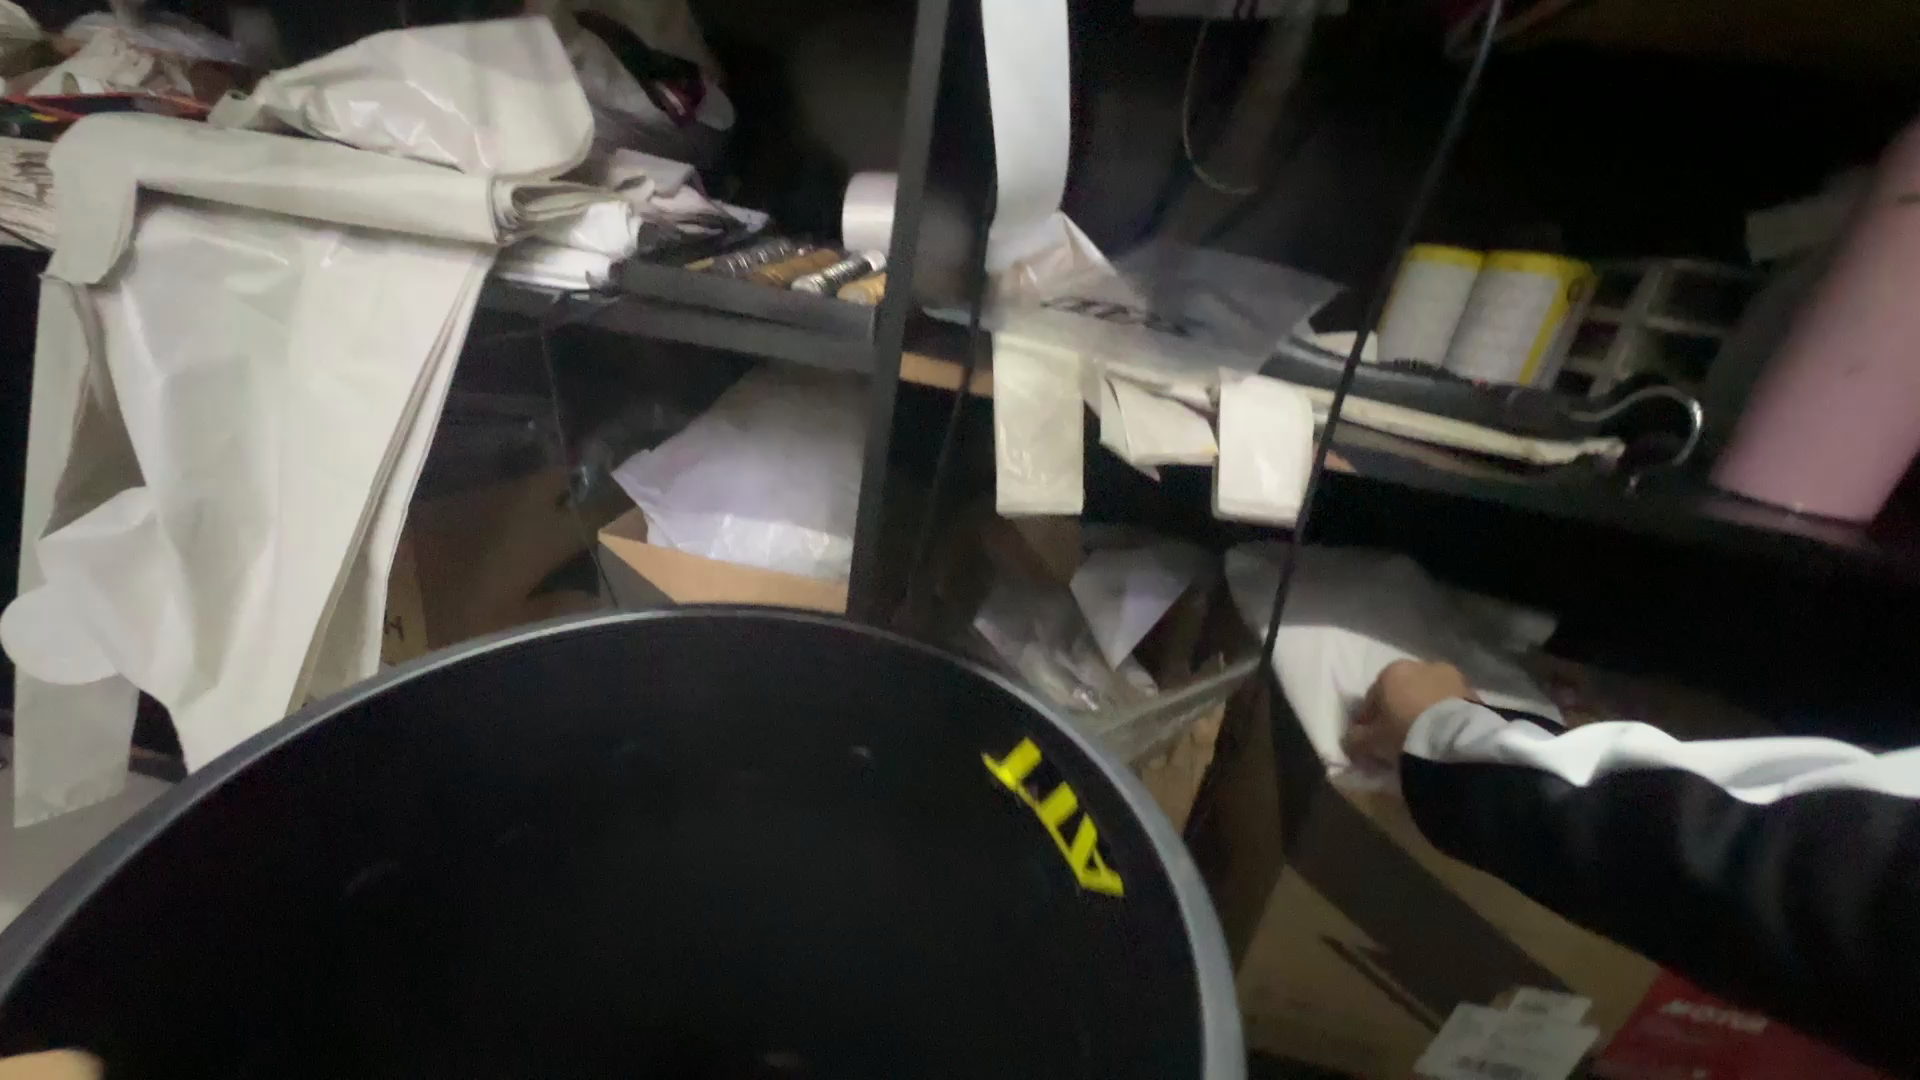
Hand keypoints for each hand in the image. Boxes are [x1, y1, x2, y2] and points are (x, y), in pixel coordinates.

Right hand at [1343, 660, 1475, 768]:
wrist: (1457, 742)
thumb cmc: (1404, 731)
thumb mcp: (1370, 740)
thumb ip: (1355, 737)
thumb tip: (1349, 739)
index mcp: (1391, 670)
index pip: (1373, 695)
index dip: (1370, 718)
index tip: (1370, 737)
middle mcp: (1422, 666)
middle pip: (1404, 691)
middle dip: (1401, 709)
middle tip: (1398, 736)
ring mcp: (1453, 678)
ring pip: (1430, 697)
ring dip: (1426, 712)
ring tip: (1425, 738)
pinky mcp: (1477, 695)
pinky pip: (1452, 707)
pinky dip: (1446, 718)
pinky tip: (1444, 737)